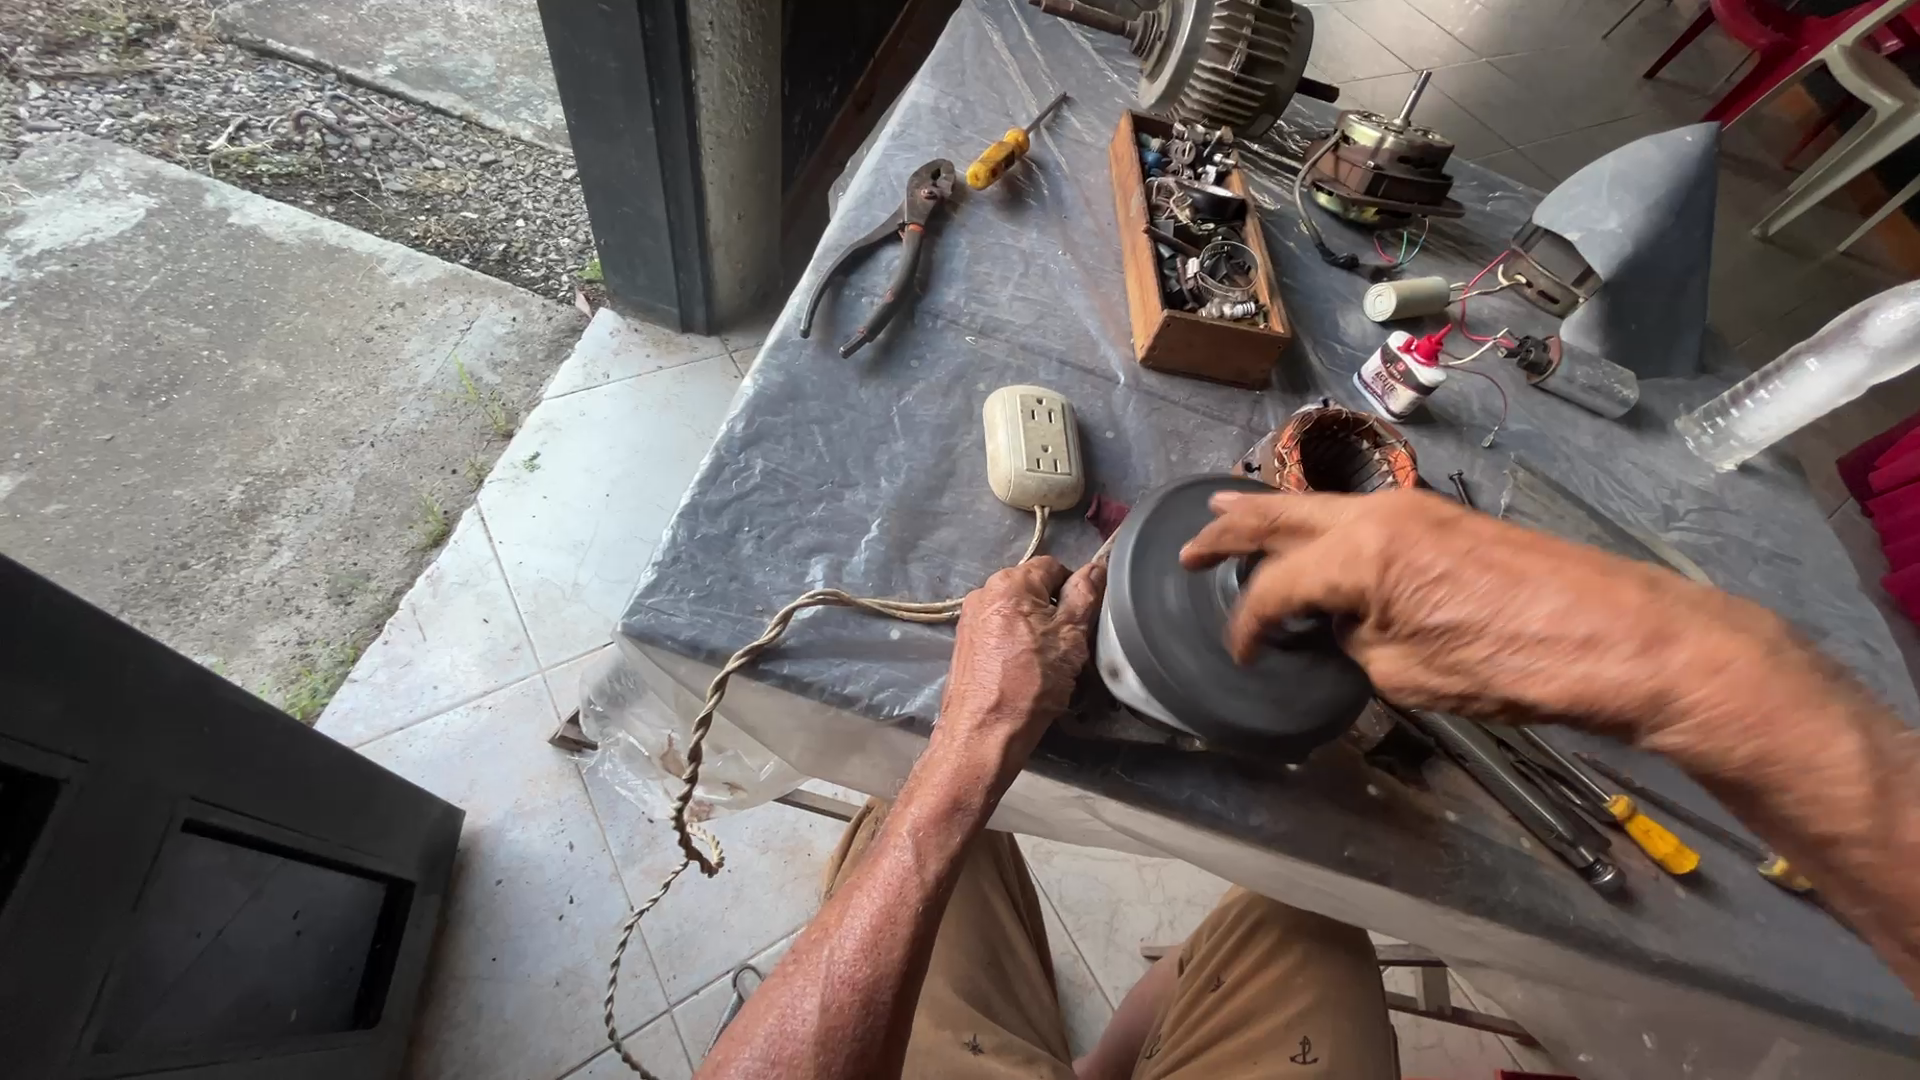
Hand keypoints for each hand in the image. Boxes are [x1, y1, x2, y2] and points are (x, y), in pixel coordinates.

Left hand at [933, 555, 1106, 786]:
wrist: (983, 732)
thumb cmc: (1031, 684)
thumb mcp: (1071, 637)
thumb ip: (1085, 595)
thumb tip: (1097, 566)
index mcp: (1009, 582)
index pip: (1054, 567)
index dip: (1074, 589)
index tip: (1081, 621)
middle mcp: (983, 592)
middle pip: (1032, 588)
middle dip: (1053, 610)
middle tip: (1067, 646)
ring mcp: (970, 617)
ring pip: (1016, 611)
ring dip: (1034, 628)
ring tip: (1045, 662)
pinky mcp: (964, 642)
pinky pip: (999, 630)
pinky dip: (1015, 642)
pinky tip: (1022, 670)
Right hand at [1176, 487, 1804, 737]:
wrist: (1633, 640)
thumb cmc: (1514, 665)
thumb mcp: (1406, 673)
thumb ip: (1354, 639)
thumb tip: (1345, 624)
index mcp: (1359, 555)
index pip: (1275, 588)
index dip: (1247, 625)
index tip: (1240, 654)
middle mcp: (1376, 515)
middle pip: (1279, 516)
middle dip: (1229, 530)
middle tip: (1191, 544)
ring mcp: (1412, 510)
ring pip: (1317, 506)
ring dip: (1270, 515)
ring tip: (1228, 513)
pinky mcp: (1440, 519)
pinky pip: (1356, 516)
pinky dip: (1316, 524)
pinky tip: (1308, 534)